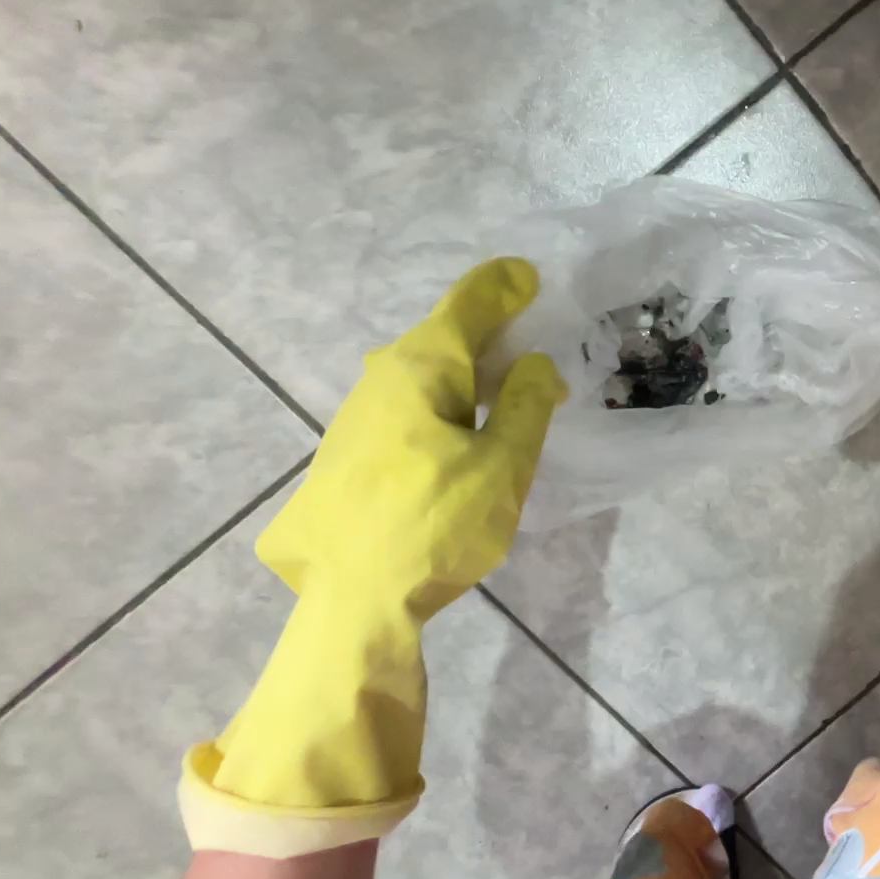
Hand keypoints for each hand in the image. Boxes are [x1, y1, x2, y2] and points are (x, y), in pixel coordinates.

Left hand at [256, 256, 564, 615]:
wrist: (352, 603)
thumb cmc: (439, 525)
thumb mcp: (505, 464)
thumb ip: (527, 404)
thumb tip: (533, 363)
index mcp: (423, 372)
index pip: (465, 307)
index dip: (500, 287)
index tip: (528, 274)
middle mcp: (380, 382)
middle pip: (439, 336)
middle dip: (484, 328)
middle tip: (526, 335)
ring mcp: (353, 420)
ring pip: (417, 372)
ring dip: (462, 368)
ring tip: (497, 384)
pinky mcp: (345, 456)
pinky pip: (402, 404)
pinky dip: (438, 398)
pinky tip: (453, 430)